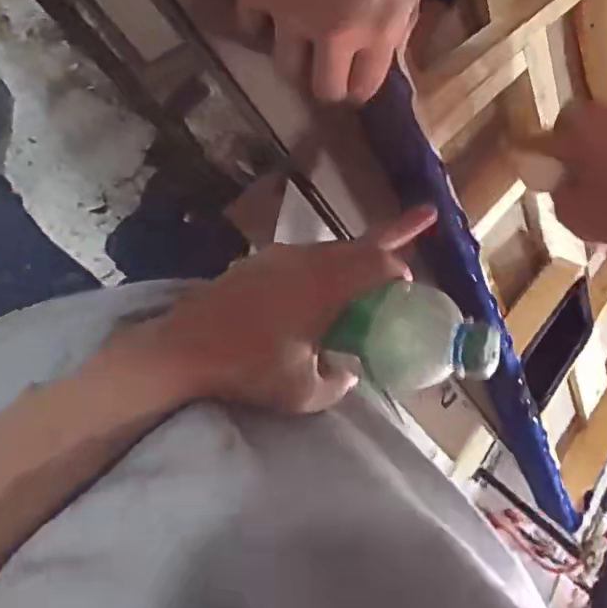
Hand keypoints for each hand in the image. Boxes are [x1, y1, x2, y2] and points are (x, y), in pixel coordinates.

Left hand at [92, 206, 437, 413]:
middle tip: (426, 216)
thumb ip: (334, 384)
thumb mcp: (300, 391)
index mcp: (326, 284)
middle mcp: (307, 260)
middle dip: (396, 233)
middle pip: (361, 243)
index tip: (409, 288)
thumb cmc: (246, 367)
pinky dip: (324, 268)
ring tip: (368, 274)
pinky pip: (305, 259)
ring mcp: (279, 257)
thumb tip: (347, 374)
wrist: (180, 348)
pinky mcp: (257, 263)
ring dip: (355, 257)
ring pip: (332, 249)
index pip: (379, 262)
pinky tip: (312, 296)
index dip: (401, 269)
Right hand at [229, 0, 433, 102]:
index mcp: (380, 24)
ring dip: (294, 59)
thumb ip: (406, 4)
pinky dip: (261, 26)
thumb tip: (394, 38)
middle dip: (330, 83)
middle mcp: (334, 33)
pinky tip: (270, 9)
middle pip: (325, 89)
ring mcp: (288, 14)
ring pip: (284, 68)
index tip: (360, 73)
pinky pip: (250, 28)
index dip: (364, 86)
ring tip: (299, 37)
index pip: (367, 86)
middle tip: (329, 61)